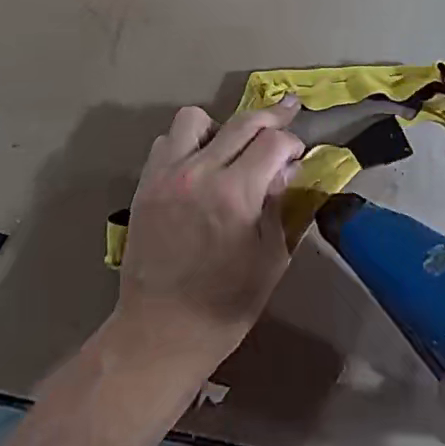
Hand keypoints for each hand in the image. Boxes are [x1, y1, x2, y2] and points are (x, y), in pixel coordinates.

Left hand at [114, 98, 306, 363]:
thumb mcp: (271, 257)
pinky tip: (200, 164)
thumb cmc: (226, 302)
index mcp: (236, 193)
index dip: (293, 142)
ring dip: (221, 126)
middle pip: (242, 122)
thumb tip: (287, 167)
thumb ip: (280, 204)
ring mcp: (166, 177)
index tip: (299, 154)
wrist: (160, 333)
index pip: (274, 141)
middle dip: (272, 116)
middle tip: (289, 112)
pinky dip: (187, 144)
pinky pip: (166, 143)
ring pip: (195, 119)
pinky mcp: (145, 186)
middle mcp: (199, 173)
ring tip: (232, 146)